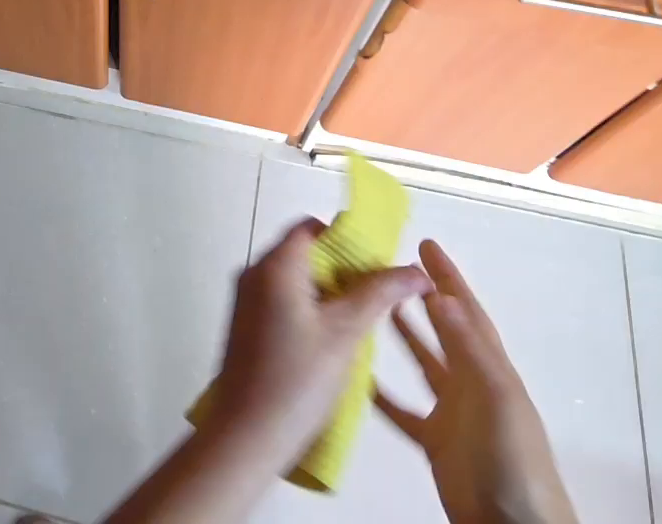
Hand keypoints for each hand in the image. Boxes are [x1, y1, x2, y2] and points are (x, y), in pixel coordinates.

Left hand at [210, 219, 430, 468]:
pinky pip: (281, 301)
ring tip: (359, 322)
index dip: (345, 238)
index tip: (375, 265)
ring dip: (327, 292)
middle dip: (341, 270)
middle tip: (375, 297)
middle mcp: (253, 273)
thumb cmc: (297, 378)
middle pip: (303, 252)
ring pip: (294, 280)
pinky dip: (308, 309)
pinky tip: (331, 341)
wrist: (246, 434)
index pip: (310, 228)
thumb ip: (380, 294)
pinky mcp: (245, 325)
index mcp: (274, 265)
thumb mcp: (346, 333)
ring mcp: (245, 300)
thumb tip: (416, 271)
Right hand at [376, 239, 576, 523]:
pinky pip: (402, 409)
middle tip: (395, 266)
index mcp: (490, 369)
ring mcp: (453, 412)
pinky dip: (381, 392)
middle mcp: (471, 383)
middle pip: (445, 330)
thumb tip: (440, 296)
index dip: (449, 277)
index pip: (466, 312)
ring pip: (423, 362)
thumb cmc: (512, 459)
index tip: (425, 245)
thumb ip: (468, 349)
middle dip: (425, 296)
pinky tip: (360, 378)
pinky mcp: (434, 440)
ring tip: (375, 306)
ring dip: (404, 334)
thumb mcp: (496, 398)